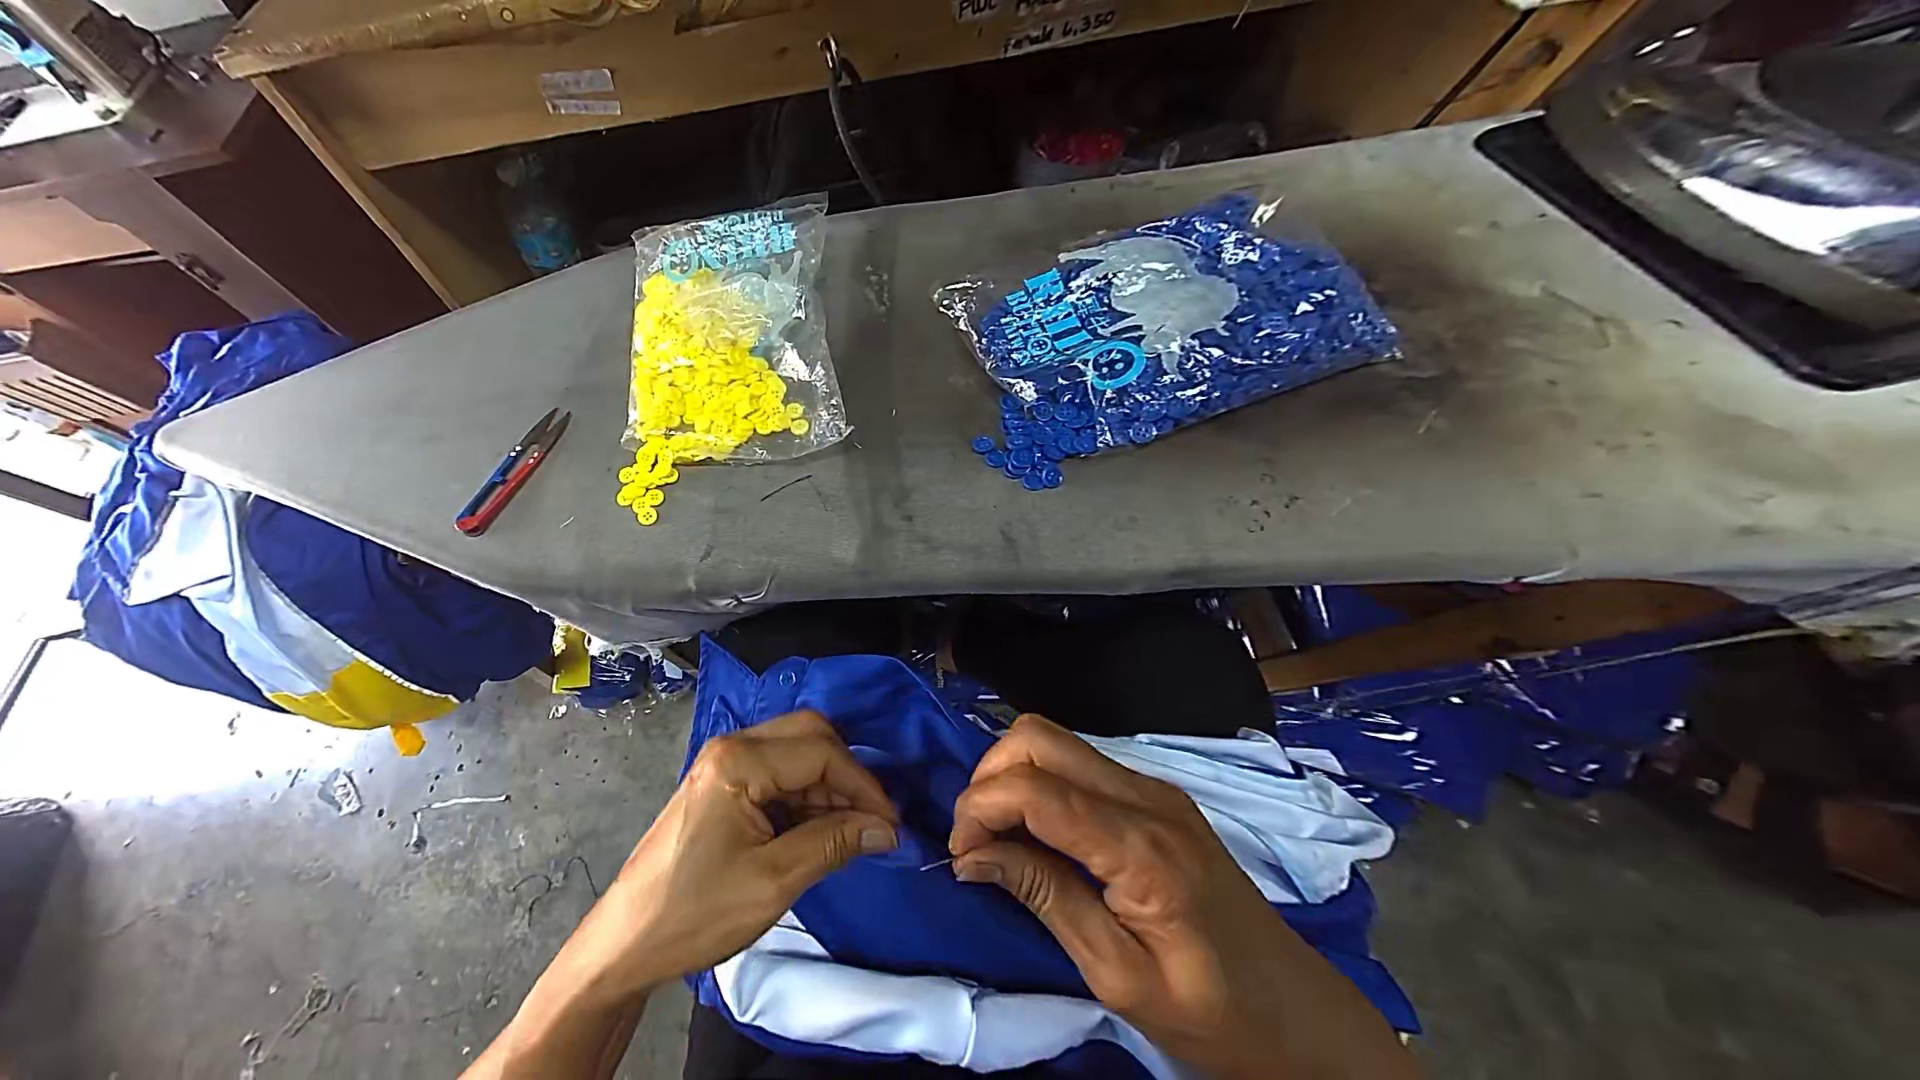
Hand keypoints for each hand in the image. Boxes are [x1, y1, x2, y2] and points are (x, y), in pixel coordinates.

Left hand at [595, 709, 899, 991]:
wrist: (623, 947)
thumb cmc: (693, 913)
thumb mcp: (773, 881)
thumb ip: (834, 843)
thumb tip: (885, 829)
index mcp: (738, 761)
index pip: (821, 753)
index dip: (864, 786)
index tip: (890, 824)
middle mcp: (731, 748)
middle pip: (810, 737)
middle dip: (848, 776)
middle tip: (873, 819)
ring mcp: (724, 764)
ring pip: (797, 754)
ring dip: (829, 788)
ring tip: (853, 831)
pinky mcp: (723, 785)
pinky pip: (779, 774)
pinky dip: (807, 797)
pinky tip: (822, 830)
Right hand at [949, 715, 1418, 1079]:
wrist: (1294, 1009)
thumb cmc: (1210, 1011)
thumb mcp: (1116, 976)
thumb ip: (1045, 897)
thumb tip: (972, 854)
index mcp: (1142, 846)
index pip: (1037, 788)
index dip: (980, 807)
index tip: (959, 853)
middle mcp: (1147, 795)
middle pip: (1039, 737)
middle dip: (989, 777)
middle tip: (976, 839)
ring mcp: (1155, 788)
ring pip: (1057, 741)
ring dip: (1012, 777)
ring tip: (1000, 838)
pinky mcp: (1156, 796)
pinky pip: (1079, 764)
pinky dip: (1041, 784)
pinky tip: (1037, 833)